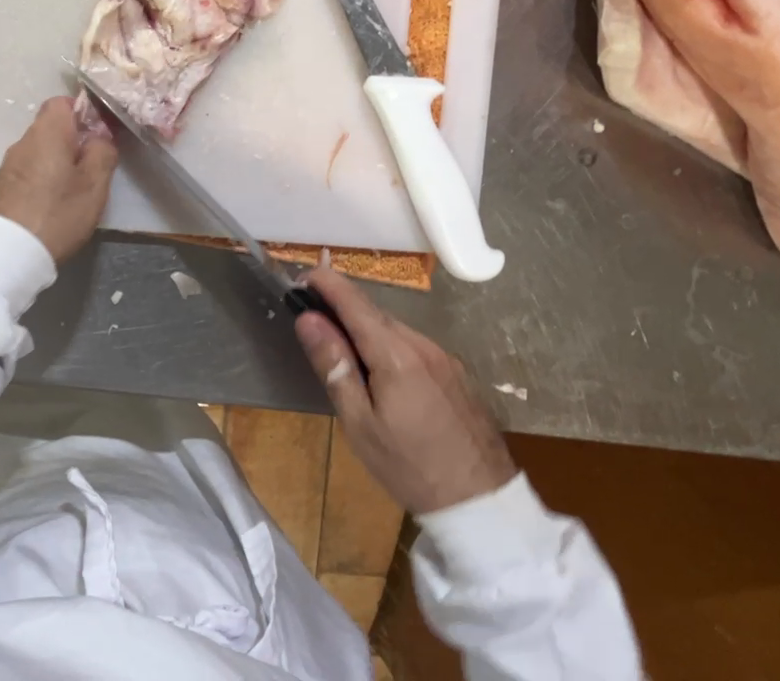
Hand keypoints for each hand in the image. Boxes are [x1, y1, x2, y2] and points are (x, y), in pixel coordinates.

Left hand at [0, 97, 116, 263]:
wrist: (7, 253)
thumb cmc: (57, 214)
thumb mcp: (93, 185)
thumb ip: (102, 153)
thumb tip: (99, 138)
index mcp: (46, 133)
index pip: (62, 101)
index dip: (83, 111)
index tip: (99, 133)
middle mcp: (22, 142)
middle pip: (50, 127)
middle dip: (72, 139)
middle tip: (93, 164)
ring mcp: (8, 165)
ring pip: (39, 150)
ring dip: (57, 161)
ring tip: (74, 186)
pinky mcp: (0, 187)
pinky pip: (28, 170)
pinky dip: (42, 177)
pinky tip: (52, 200)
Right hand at [294, 268, 516, 513]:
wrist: (480, 501)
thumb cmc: (408, 466)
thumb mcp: (359, 422)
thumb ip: (334, 365)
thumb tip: (308, 319)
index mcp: (396, 354)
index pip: (354, 302)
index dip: (325, 284)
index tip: (299, 278)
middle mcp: (422, 345)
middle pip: (374, 312)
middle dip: (340, 305)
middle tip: (309, 315)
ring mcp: (443, 358)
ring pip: (393, 329)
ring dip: (363, 327)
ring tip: (337, 346)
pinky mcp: (454, 373)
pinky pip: (411, 346)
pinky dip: (386, 344)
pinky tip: (376, 370)